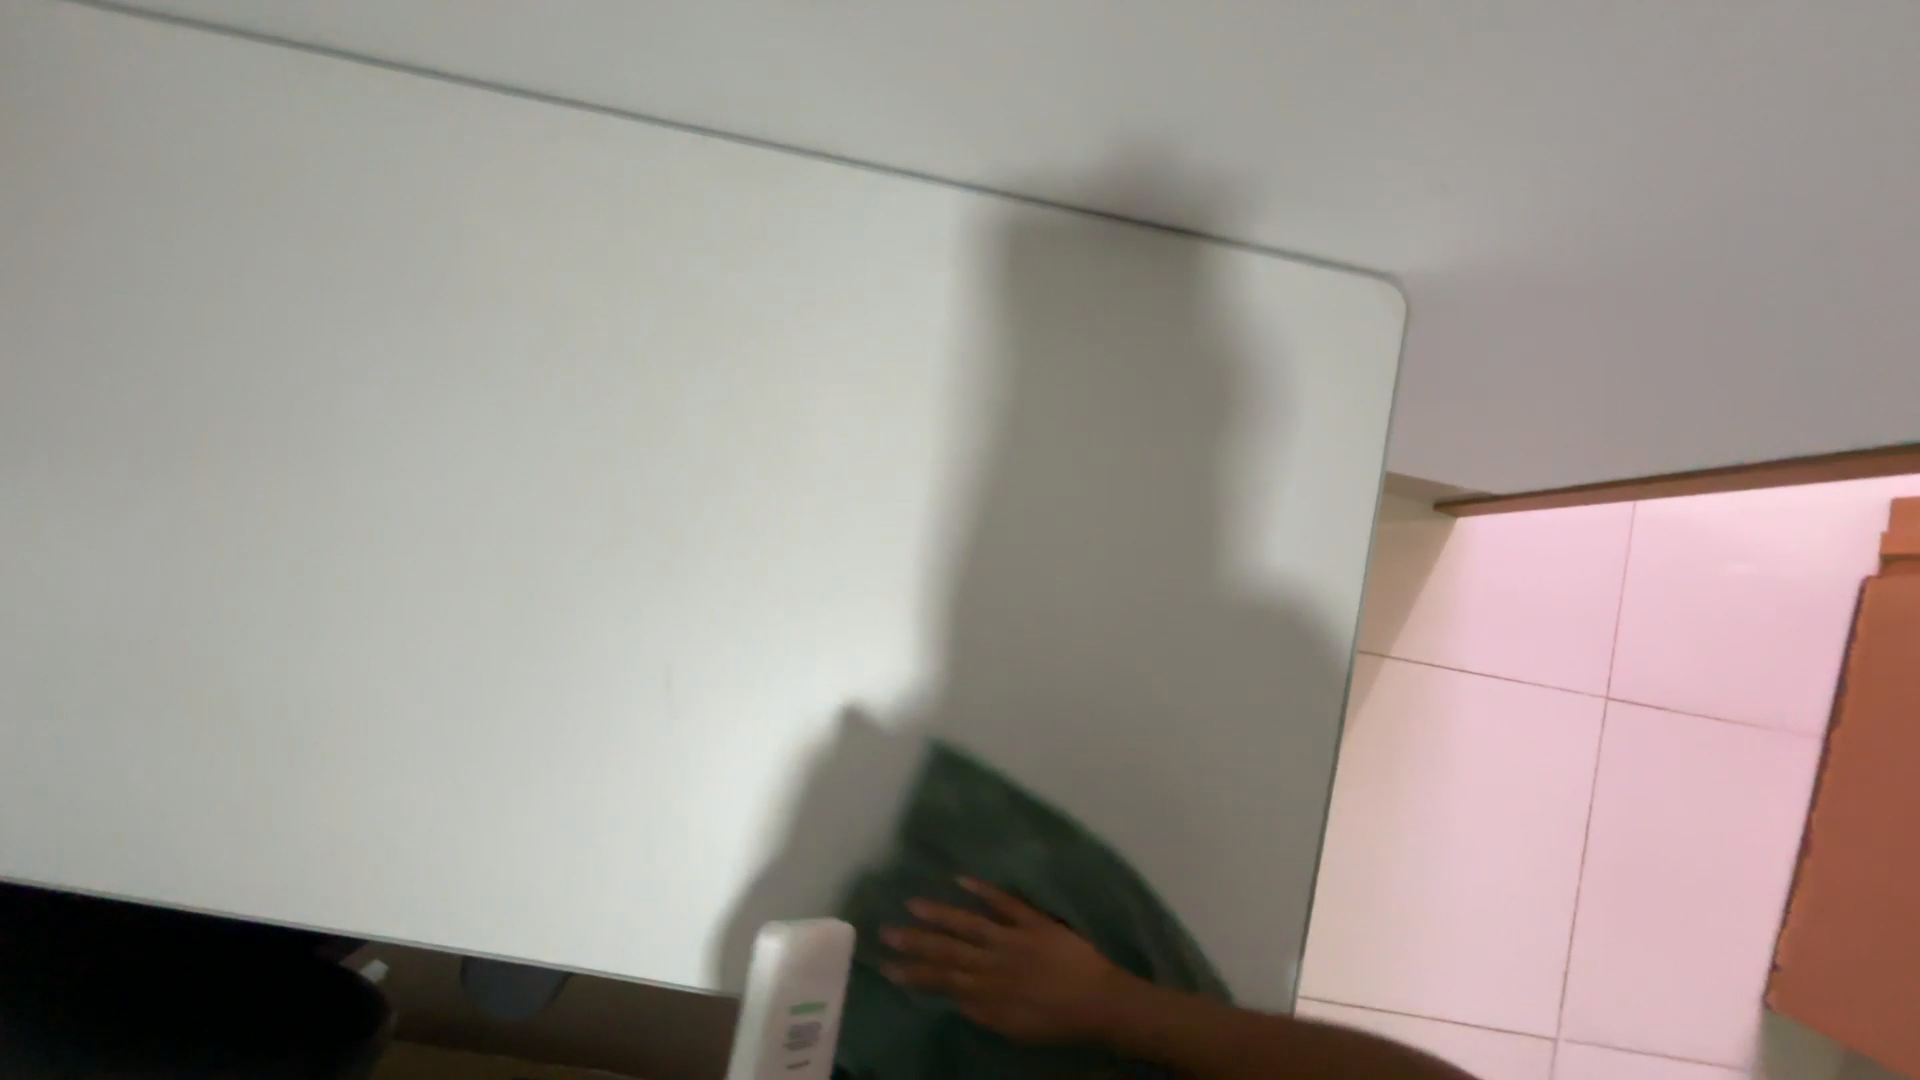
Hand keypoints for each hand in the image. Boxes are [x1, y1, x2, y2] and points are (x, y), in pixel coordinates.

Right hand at [880, 877, 1136, 1043]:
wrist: (1099, 1002)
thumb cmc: (1057, 1019)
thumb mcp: (1014, 1027)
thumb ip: (983, 1010)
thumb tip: (953, 995)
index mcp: (989, 991)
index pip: (943, 980)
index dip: (914, 972)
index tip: (887, 963)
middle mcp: (994, 963)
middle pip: (949, 951)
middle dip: (915, 941)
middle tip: (886, 930)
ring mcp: (1013, 939)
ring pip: (969, 924)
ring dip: (940, 914)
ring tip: (913, 903)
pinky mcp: (1033, 921)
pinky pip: (1005, 902)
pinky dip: (983, 890)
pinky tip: (959, 879)